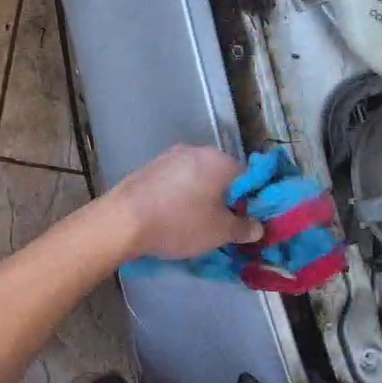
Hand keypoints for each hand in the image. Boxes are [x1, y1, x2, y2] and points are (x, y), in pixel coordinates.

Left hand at [104, 145, 263, 259]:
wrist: (123, 220)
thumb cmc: (180, 223)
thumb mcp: (220, 232)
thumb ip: (244, 227)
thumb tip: (257, 226)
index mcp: (220, 160)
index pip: (250, 179)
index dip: (253, 203)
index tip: (248, 224)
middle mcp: (197, 150)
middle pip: (223, 176)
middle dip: (226, 201)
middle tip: (224, 228)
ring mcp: (170, 156)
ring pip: (198, 178)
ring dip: (203, 198)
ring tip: (197, 225)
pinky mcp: (150, 168)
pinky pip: (177, 182)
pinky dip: (182, 197)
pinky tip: (175, 216)